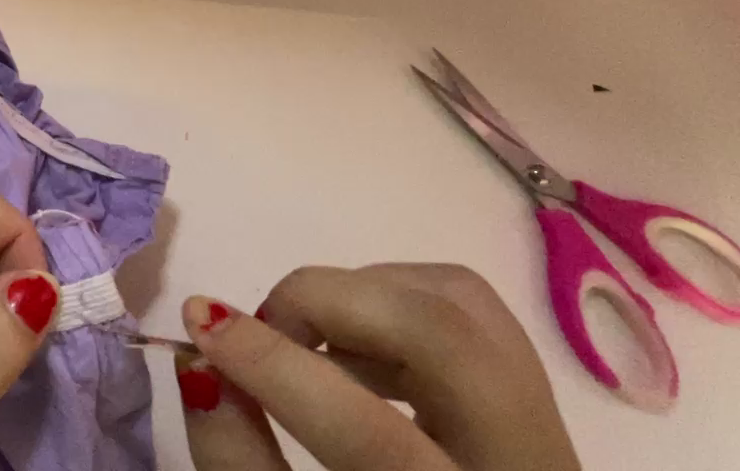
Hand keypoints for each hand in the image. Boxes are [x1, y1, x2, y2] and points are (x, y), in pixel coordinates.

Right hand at [173, 264, 581, 470]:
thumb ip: (236, 459)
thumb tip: (199, 363)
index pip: (370, 433)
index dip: (272, 364)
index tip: (198, 322)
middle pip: (439, 331)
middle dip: (325, 303)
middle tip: (267, 328)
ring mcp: (552, 433)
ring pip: (458, 300)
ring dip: (358, 296)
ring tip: (311, 343)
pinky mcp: (538, 400)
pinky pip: (468, 307)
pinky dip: (389, 300)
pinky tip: (356, 353)